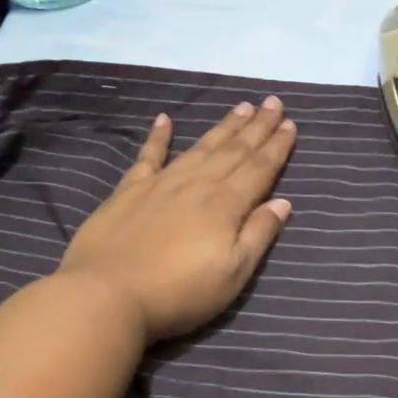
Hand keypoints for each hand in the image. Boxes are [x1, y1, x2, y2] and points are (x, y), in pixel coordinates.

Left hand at [56, 98, 295, 342]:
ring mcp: (161, 184)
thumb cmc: (180, 292)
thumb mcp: (233, 273)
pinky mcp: (128, 192)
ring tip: (240, 107)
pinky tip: (165, 119)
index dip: (276, 147)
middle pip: (233, 151)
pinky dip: (158, 137)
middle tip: (272, 102)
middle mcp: (197, 185)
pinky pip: (148, 156)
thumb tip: (282, 202)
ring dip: (223, 127)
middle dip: (256, 127)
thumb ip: (258, 234)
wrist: (107, 295)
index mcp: (225, 205)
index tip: (290, 124)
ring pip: (200, 147)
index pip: (258, 169)